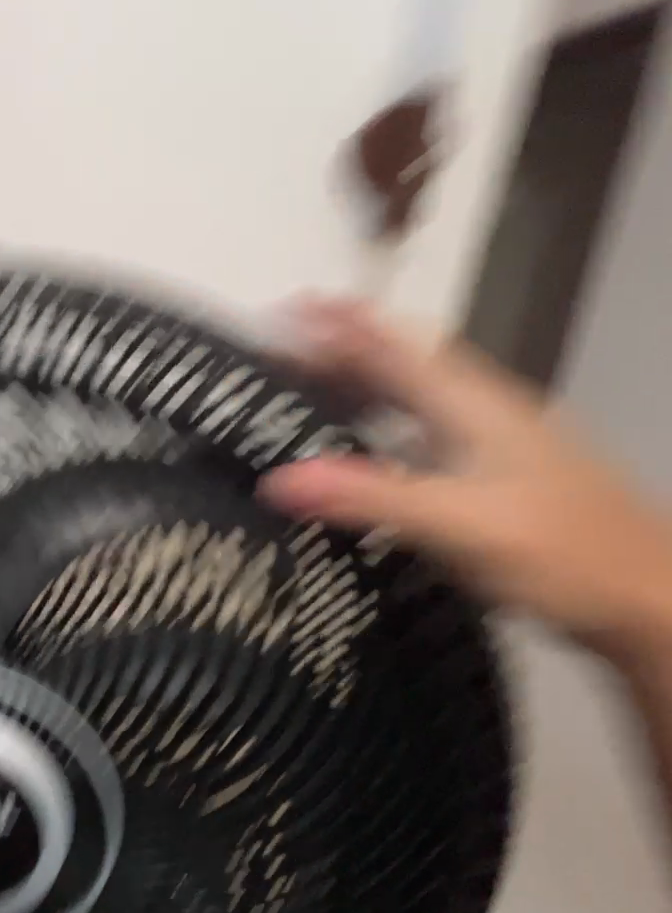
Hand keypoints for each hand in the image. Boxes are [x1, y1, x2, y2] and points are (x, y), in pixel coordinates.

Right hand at [258, 298, 671, 664]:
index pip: (402, 354)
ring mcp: (490, 448)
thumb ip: (370, 497)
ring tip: (302, 378)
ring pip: (411, 399)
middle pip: (404, 368)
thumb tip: (278, 480)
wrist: (654, 606)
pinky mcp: (488, 479)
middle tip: (282, 339)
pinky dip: (373, 422)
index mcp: (479, 413)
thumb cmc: (568, 558)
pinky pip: (415, 433)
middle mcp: (484, 419)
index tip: (298, 305)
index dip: (350, 326)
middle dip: (343, 347)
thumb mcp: (461, 525)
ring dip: (357, 382)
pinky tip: (354, 440)